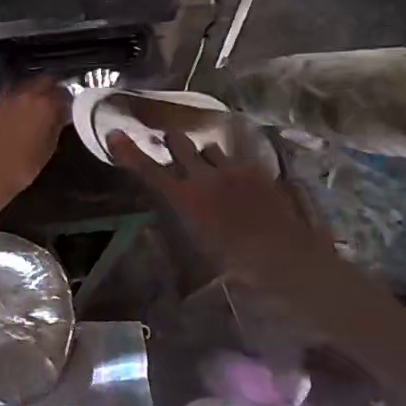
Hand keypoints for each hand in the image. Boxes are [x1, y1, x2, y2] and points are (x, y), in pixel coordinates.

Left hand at [0, 77, 68, 201]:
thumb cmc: (27, 163)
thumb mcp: (51, 144)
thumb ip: (58, 123)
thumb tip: (62, 114)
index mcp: (45, 104)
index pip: (63, 93)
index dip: (68, 99)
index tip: (69, 106)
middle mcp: (27, 94)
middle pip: (44, 81)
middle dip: (52, 89)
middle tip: (55, 101)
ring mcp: (8, 97)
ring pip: (26, 84)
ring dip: (34, 90)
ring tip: (36, 103)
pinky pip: (10, 93)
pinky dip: (18, 97)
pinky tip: (19, 108)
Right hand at [109, 130, 335, 286]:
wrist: (290, 264)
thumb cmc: (238, 270)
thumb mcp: (198, 259)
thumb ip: (181, 233)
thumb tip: (172, 224)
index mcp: (185, 200)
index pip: (149, 170)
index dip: (129, 152)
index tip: (115, 135)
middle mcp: (205, 177)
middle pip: (179, 144)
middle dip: (171, 143)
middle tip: (168, 144)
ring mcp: (235, 171)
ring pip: (210, 149)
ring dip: (204, 157)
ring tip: (209, 170)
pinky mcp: (259, 172)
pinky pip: (238, 160)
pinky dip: (232, 167)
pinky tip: (240, 185)